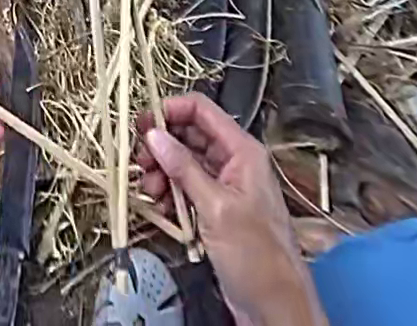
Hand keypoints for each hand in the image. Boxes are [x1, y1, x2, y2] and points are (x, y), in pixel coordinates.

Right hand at [136, 94, 326, 325]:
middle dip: (162, 145)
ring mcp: (224, 184)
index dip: (172, 110)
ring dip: (163, 172)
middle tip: (140, 162)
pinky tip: (161, 207)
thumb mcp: (216, 207)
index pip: (202, 111)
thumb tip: (154, 134)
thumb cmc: (256, 255)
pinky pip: (187, 188)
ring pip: (186, 162)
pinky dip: (171, 193)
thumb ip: (184, 168)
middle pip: (190, 135)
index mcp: (241, 149)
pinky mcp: (216, 209)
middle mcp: (233, 160)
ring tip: (150, 191)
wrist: (276, 308)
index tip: (143, 123)